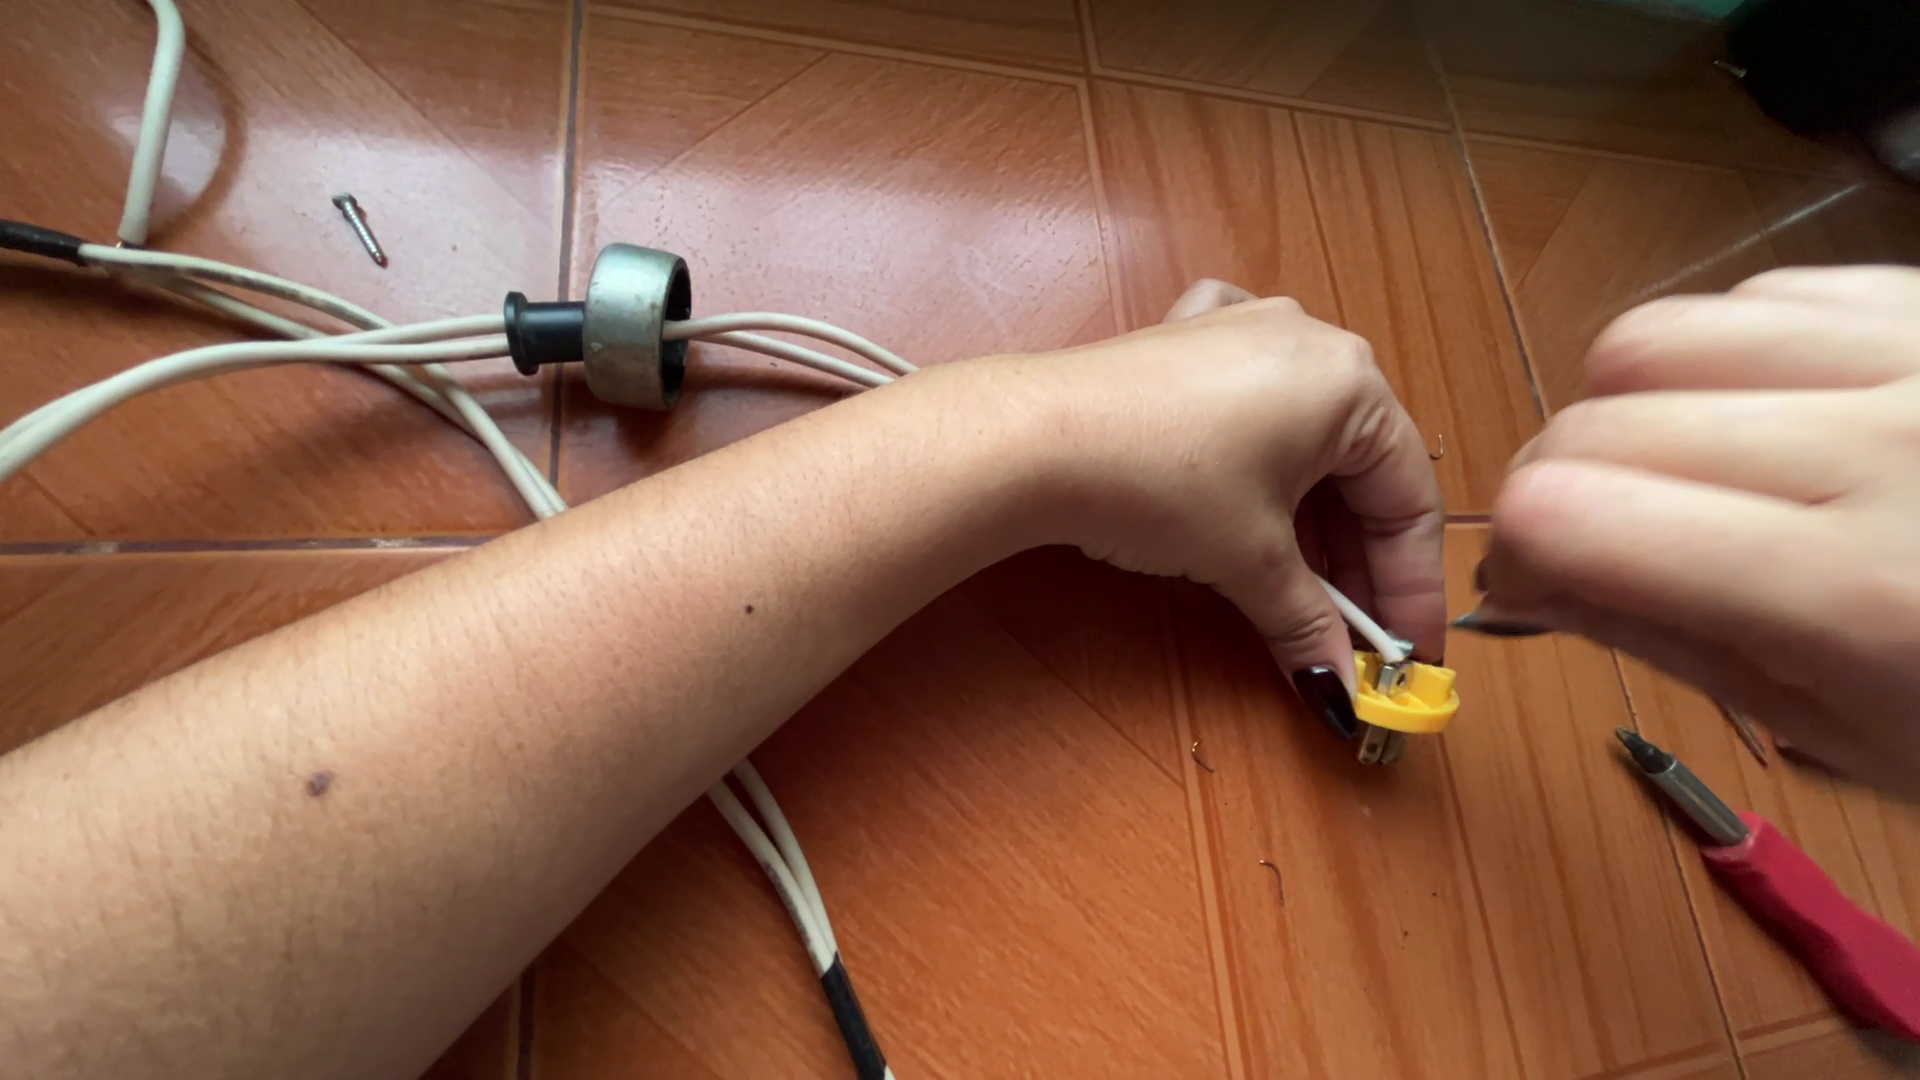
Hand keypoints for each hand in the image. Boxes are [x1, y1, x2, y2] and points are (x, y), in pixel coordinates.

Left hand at [959, 279, 1445, 729]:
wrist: (1033, 437)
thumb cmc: (1159, 484)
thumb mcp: (1245, 559)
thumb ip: (1302, 620)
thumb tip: (1335, 686)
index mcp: (1349, 382)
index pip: (1407, 500)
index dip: (1408, 589)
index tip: (1407, 654)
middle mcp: (1303, 341)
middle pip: (1349, 471)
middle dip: (1347, 561)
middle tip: (1344, 633)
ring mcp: (1235, 332)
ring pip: (1293, 440)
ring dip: (1298, 519)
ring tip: (1291, 586)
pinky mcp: (1180, 344)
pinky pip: (1237, 399)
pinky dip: (1248, 455)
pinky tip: (1242, 476)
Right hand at [1469, 266, 1919, 795]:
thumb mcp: (1836, 729)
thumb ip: (1650, 635)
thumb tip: (1520, 582)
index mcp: (1858, 593)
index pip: (1557, 513)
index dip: (1512, 551)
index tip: (1534, 586)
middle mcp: (1898, 446)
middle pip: (1588, 421)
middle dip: (1551, 489)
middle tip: (1593, 540)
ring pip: (1653, 337)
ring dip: (1623, 411)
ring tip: (1680, 468)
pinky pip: (1768, 294)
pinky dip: (1722, 359)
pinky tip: (1770, 419)